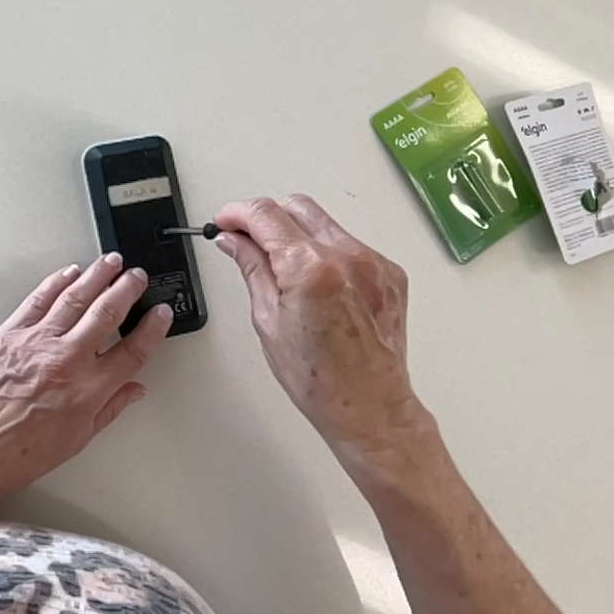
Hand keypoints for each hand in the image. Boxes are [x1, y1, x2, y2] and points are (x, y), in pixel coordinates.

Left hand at [0, 254, 173, 511]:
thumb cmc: (17, 454)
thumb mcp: (76, 440)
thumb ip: (110, 409)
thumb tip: (133, 389)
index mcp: (88, 390)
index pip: (133, 350)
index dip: (153, 328)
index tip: (162, 313)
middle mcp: (66, 360)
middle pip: (107, 312)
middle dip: (128, 289)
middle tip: (138, 277)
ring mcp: (37, 342)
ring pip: (75, 297)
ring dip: (97, 275)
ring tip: (111, 263)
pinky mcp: (10, 333)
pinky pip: (39, 299)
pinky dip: (56, 281)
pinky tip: (69, 273)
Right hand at [213, 195, 426, 467]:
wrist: (369, 407)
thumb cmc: (319, 379)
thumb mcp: (267, 319)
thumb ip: (251, 267)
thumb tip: (233, 241)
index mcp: (311, 269)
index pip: (265, 214)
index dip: (237, 213)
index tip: (224, 220)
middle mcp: (347, 257)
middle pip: (296, 205)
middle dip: (264, 215)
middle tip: (243, 235)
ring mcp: (373, 263)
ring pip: (323, 221)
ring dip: (294, 231)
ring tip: (277, 261)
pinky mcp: (388, 273)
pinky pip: (347, 243)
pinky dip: (323, 249)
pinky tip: (311, 277)